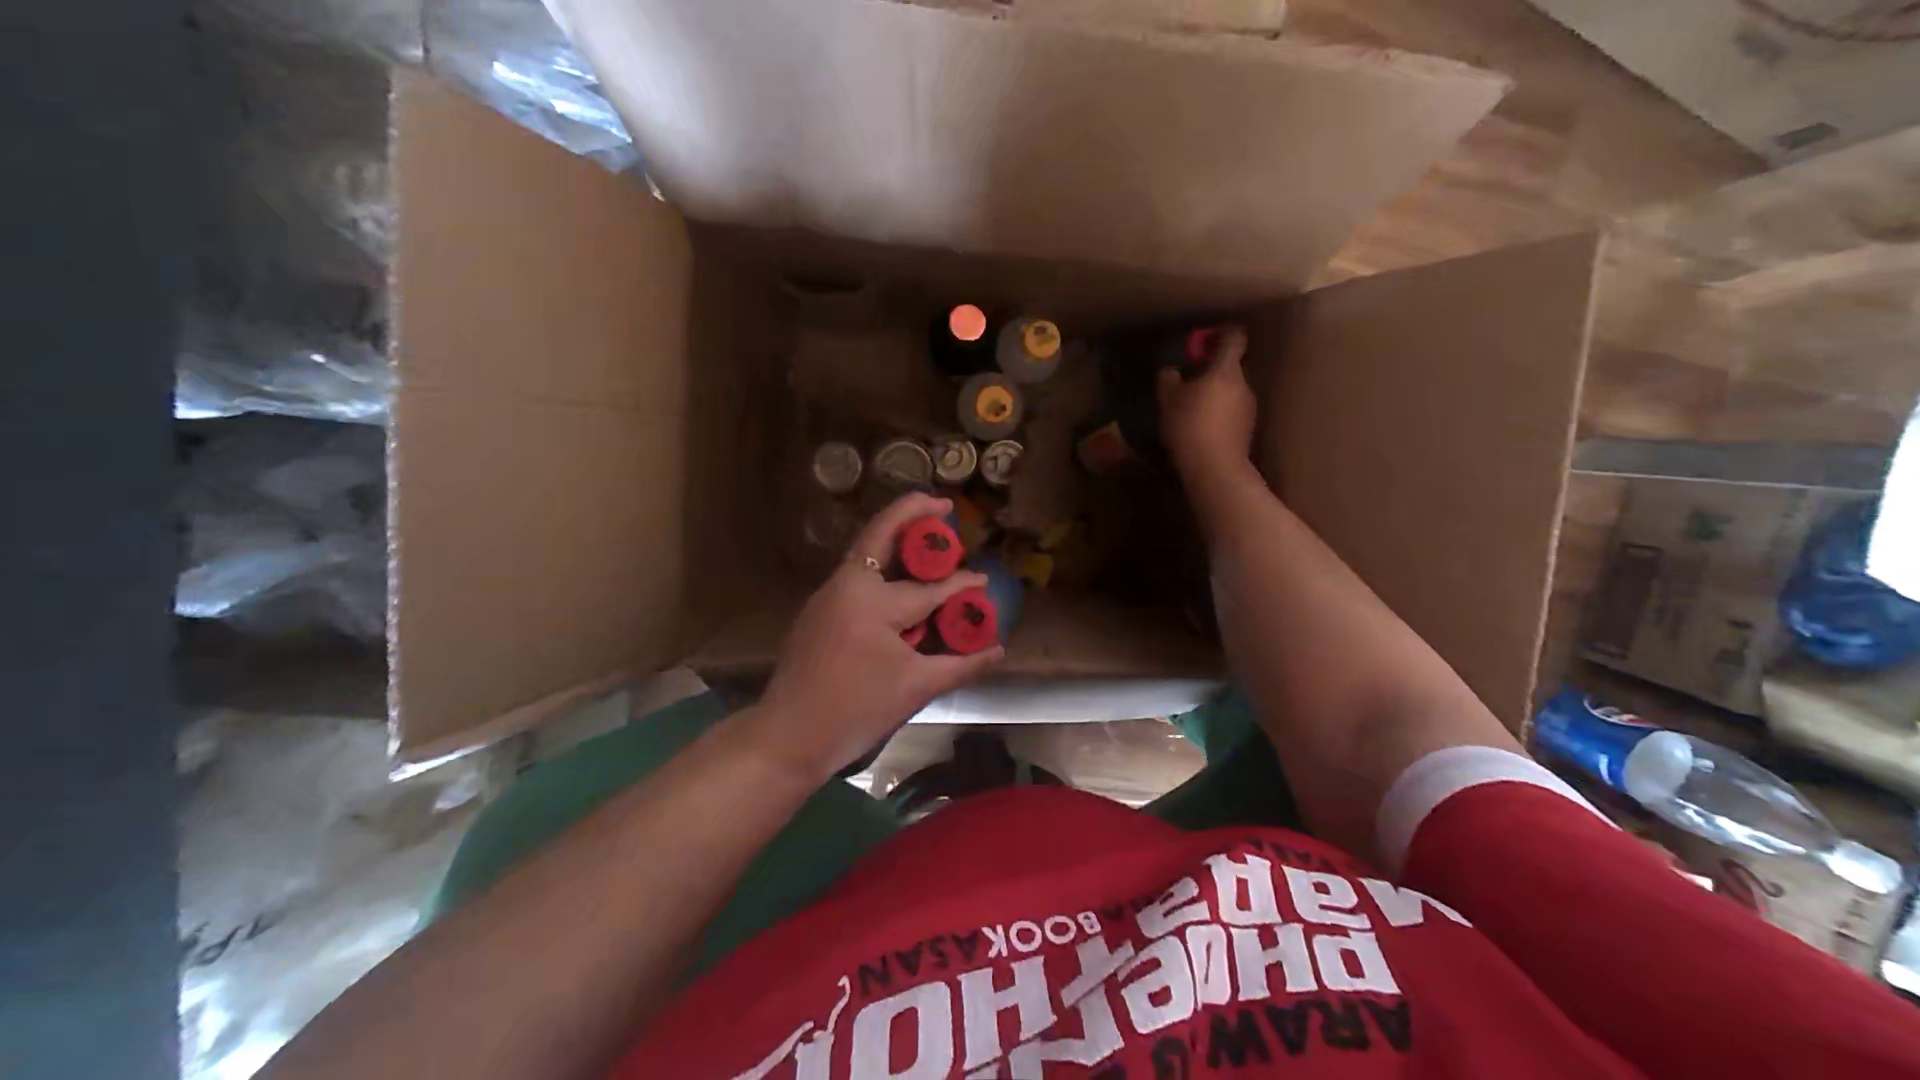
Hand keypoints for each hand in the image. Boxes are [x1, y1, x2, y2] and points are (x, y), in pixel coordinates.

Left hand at [743, 492, 1004, 780]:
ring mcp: (827, 596)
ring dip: (896, 542)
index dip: (962, 584)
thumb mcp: (915, 688)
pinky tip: (899, 586)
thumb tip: (997, 650)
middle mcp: (847, 585)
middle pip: (881, 533)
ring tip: (926, 542)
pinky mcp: (819, 612)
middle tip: (942, 506)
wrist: (787, 737)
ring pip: (865, 554)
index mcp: (872, 600)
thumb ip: (961, 664)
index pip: (930, 587)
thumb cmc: (855, 710)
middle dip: (912, 512)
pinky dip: (882, 570)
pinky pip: (856, 578)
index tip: (984, 581)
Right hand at [1157, 324, 1253, 478]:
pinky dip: (1219, 412)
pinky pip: (1232, 410)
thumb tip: (1171, 371)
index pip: (1233, 338)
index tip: (1205, 339)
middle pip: (1230, 366)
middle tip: (1188, 380)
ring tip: (1193, 407)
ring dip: (1215, 392)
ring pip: (1231, 389)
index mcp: (1225, 370)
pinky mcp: (1247, 427)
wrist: (1215, 467)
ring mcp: (1249, 406)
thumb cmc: (1190, 426)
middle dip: (1211, 369)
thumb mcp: (1168, 400)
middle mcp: (1243, 383)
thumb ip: (1168, 379)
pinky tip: (1202, 427)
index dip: (1221, 333)